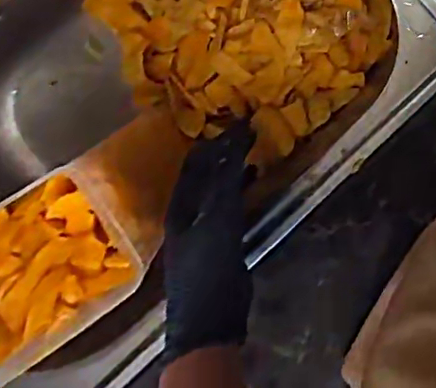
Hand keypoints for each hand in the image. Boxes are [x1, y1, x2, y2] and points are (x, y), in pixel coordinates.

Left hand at [162, 125, 253, 364]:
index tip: (241, 117)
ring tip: (255, 148)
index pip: (196, 160)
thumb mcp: (221, 214)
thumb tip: (237, 133)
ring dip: (234, 166)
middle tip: (251, 129)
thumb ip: (228, 175)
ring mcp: (201, 225)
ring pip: (217, 185)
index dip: (216, 138)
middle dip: (226, 150)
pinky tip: (255, 178)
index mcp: (180, 204)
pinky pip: (229, 200)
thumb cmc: (210, 262)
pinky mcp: (218, 238)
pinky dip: (240, 185)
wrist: (210, 317)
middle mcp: (186, 211)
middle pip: (205, 171)